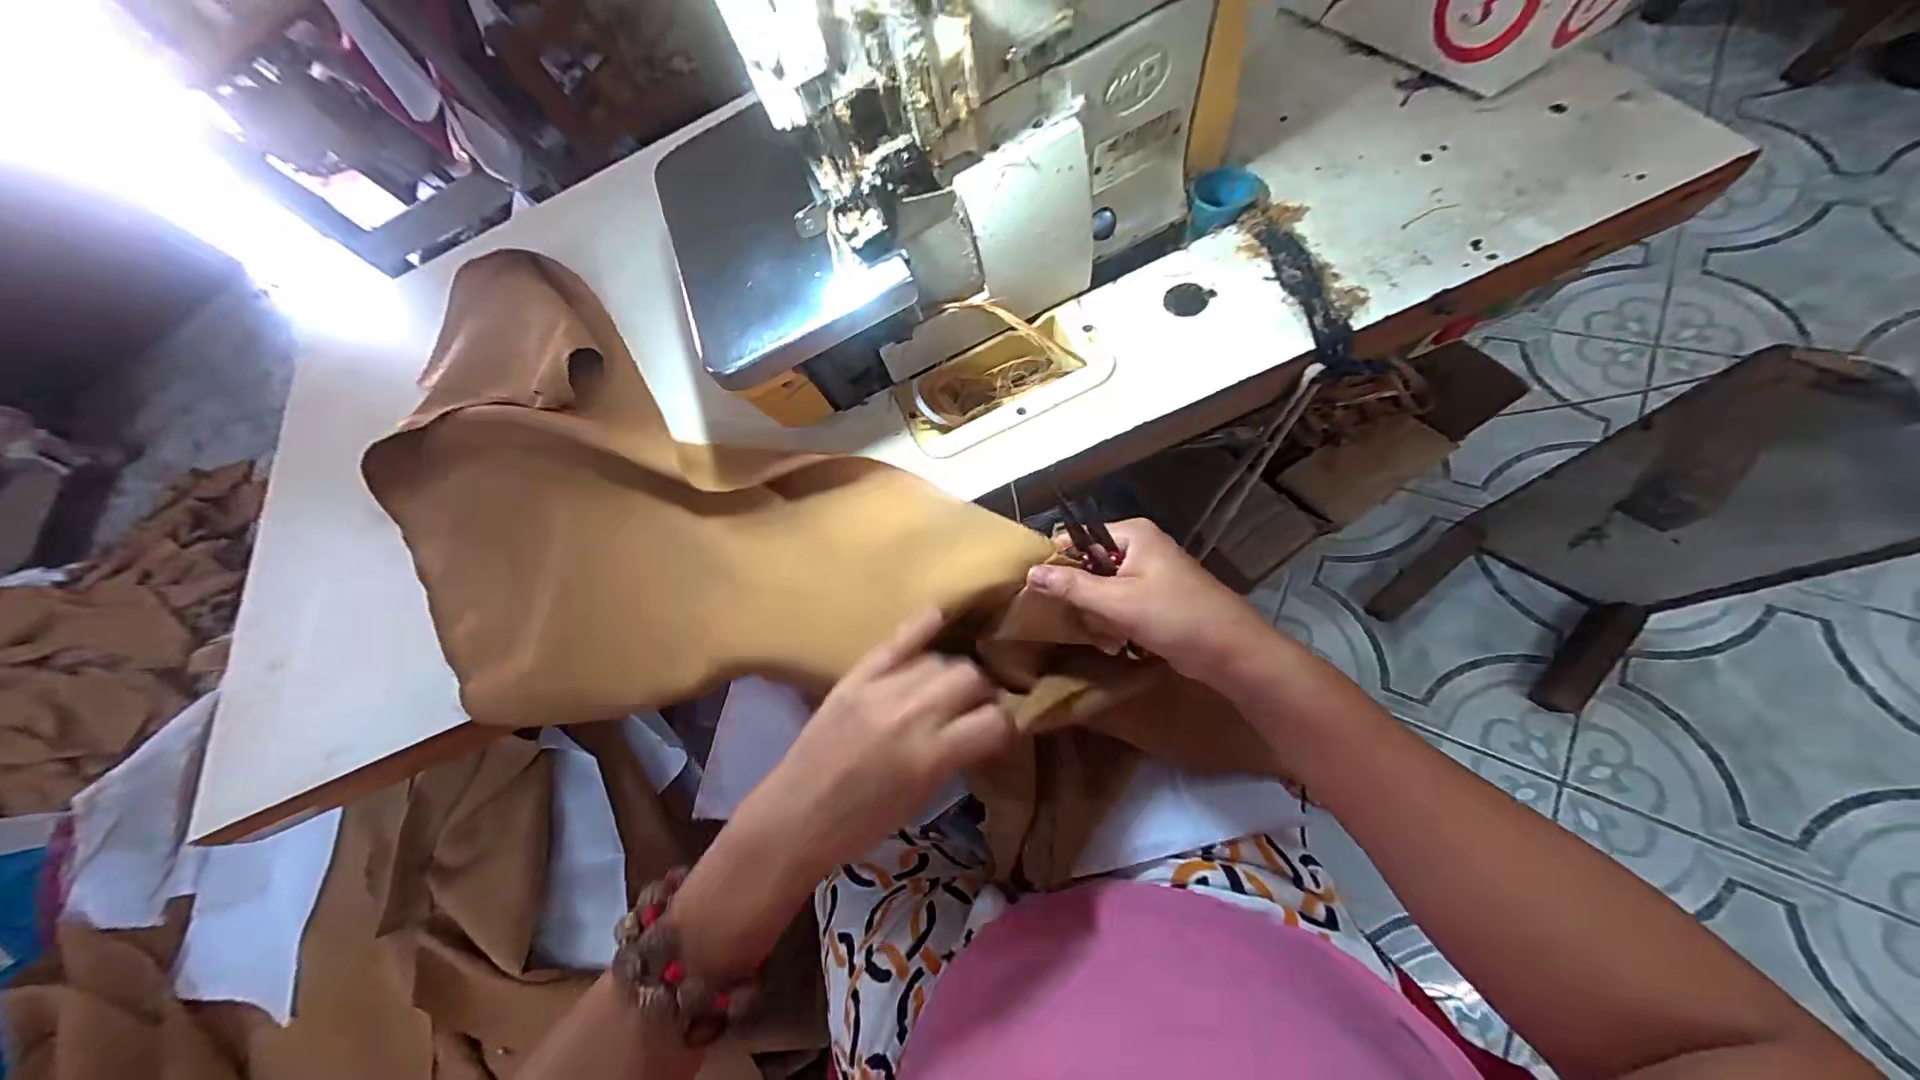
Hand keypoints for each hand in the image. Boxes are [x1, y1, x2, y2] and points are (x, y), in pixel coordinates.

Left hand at [737, 609, 1013, 874]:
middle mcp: (910, 715)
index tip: (1003, 726)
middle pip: (970, 677)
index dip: (1008, 722)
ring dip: (952, 672)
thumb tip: (986, 725)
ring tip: (947, 686)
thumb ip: (957, 755)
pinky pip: (896, 640)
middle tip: (974, 706)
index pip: (994, 720)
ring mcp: (879, 691)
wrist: (793, 819)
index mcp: (931, 757)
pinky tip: (939, 618)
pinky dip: (921, 626)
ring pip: (939, 658)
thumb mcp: (922, 798)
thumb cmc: (861, 825)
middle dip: (982, 692)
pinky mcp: (854, 678)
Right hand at [1024, 518, 1277, 682]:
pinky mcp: (1155, 599)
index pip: (1077, 539)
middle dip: (1084, 600)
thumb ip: (1072, 586)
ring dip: (1099, 618)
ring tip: (1108, 639)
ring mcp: (1149, 574)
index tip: (1042, 592)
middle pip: (1088, 567)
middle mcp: (1140, 548)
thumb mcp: (1117, 602)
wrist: (1232, 652)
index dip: (1058, 563)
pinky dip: (1115, 625)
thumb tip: (1031, 572)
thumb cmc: (1176, 618)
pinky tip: (1118, 644)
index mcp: (1133, 535)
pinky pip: (1119, 606)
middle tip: (1088, 623)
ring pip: (1102, 591)